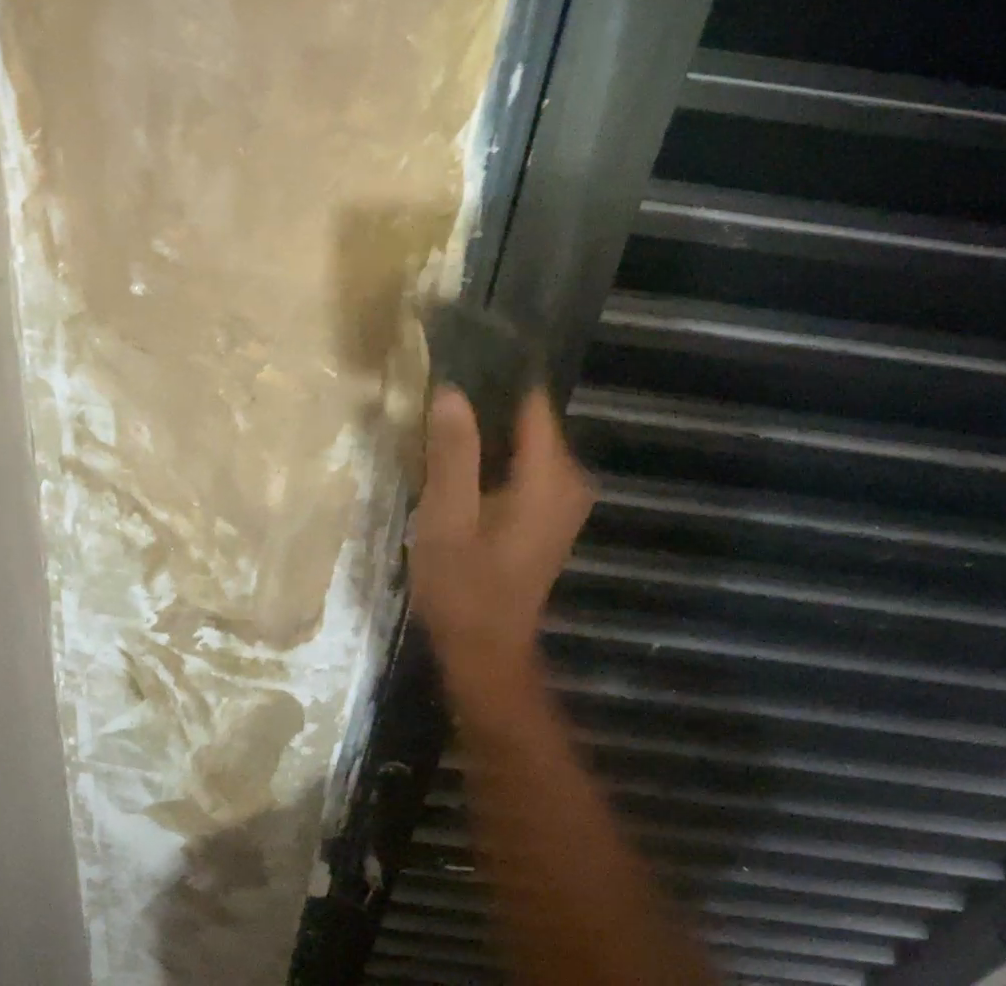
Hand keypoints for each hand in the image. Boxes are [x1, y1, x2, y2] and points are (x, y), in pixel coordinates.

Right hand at [410, 385, 594, 676]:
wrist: (486, 652)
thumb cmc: (463, 588)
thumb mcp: (447, 519)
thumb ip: (453, 454)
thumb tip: (453, 390)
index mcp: (549, 477)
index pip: (532, 400)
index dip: (497, 374)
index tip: (459, 353)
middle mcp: (569, 480)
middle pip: (529, 419)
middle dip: (486, 403)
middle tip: (436, 391)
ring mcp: (564, 499)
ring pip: (524, 442)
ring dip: (487, 431)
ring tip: (440, 418)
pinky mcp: (551, 514)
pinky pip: (524, 465)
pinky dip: (495, 457)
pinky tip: (458, 459)